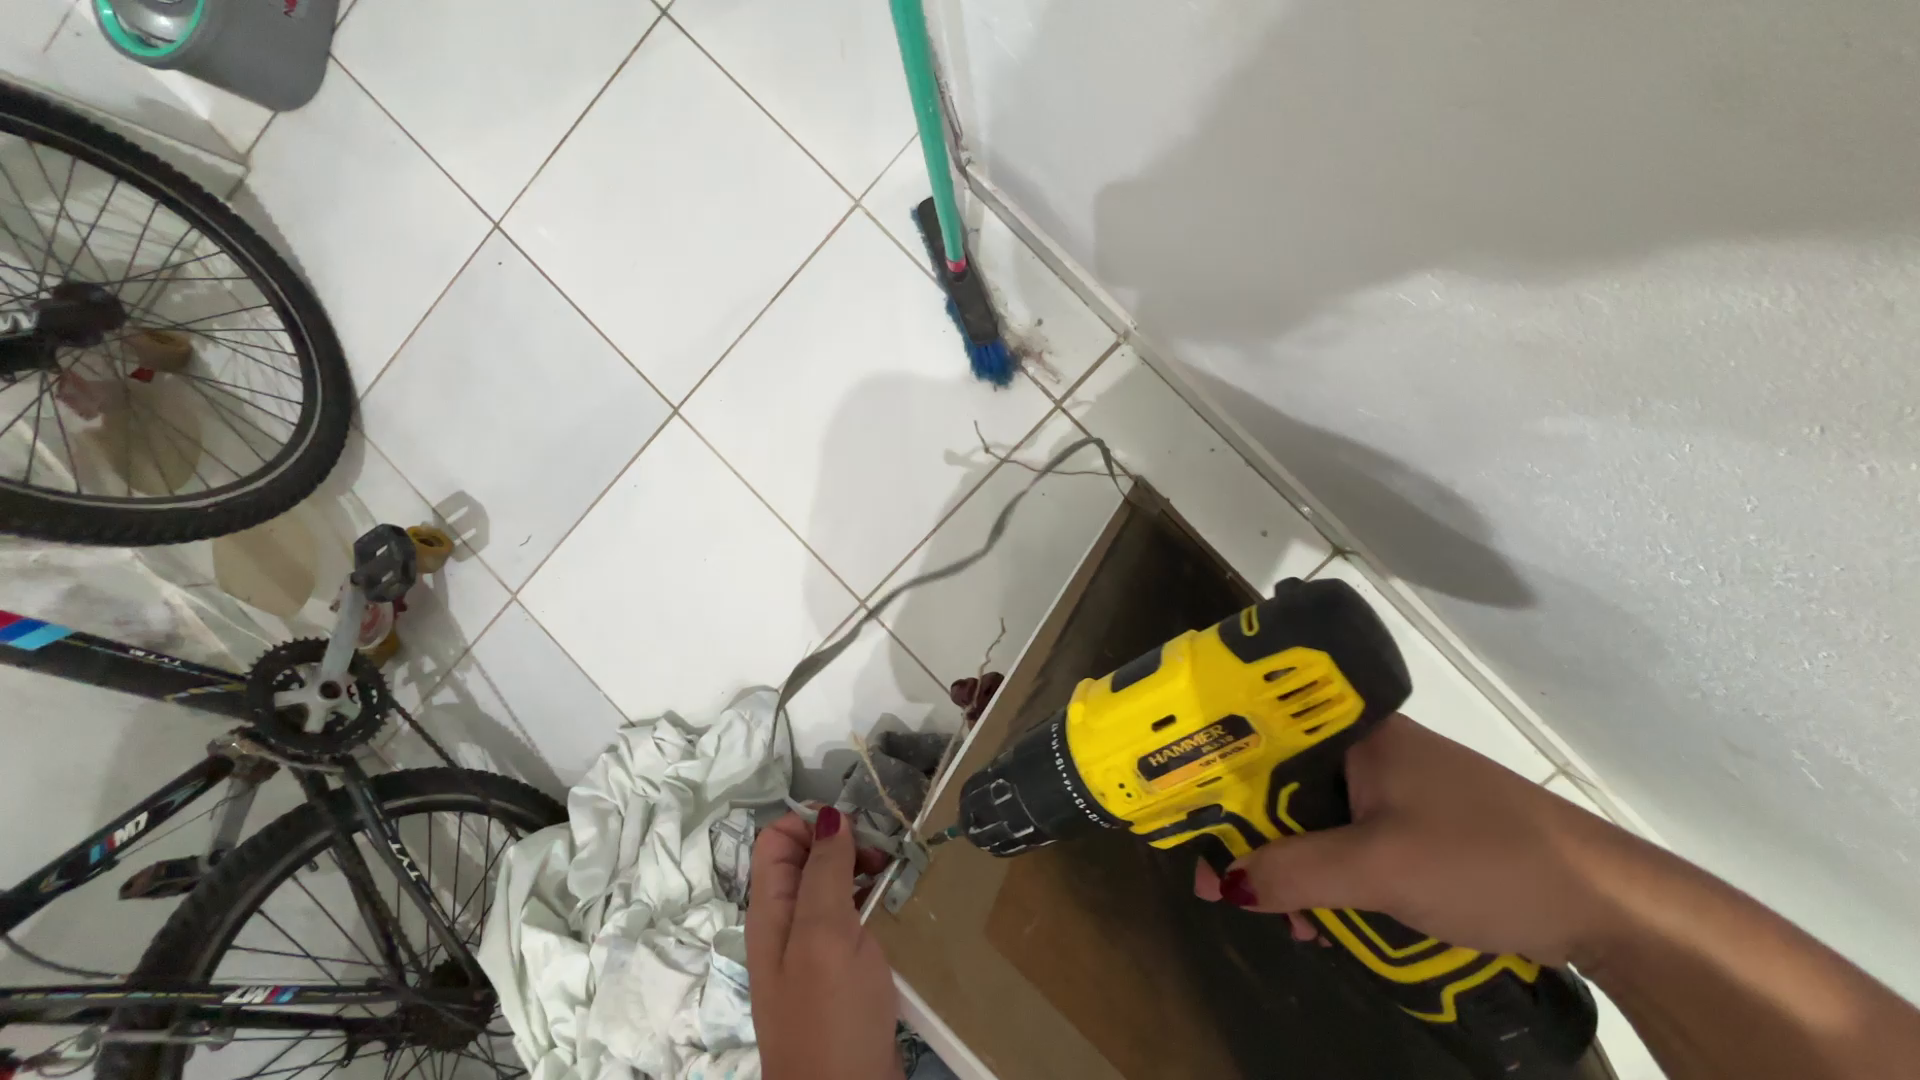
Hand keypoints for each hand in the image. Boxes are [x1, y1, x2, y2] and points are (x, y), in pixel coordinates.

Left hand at [746, 808, 903, 1079]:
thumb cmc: (830, 1015)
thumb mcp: (824, 934)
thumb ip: (824, 871)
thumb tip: (830, 814)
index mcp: (770, 910)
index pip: (776, 839)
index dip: (812, 824)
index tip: (856, 832)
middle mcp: (785, 924)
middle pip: (804, 858)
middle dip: (842, 843)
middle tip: (883, 855)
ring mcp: (811, 950)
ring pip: (830, 886)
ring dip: (858, 870)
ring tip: (892, 874)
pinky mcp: (838, 971)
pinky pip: (848, 918)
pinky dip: (868, 901)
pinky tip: (891, 906)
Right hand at [1195, 713, 1636, 965]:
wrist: (1611, 906)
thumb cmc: (1487, 860)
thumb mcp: (1379, 869)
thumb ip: (1294, 872)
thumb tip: (1223, 883)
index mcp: (1356, 735)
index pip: (1261, 739)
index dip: (1217, 781)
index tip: (1189, 829)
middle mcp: (1369, 752)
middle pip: (1282, 787)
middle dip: (1259, 842)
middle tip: (1236, 892)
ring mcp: (1394, 790)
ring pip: (1315, 821)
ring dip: (1297, 871)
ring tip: (1296, 924)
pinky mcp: (1415, 826)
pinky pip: (1348, 844)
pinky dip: (1333, 880)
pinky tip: (1332, 922)